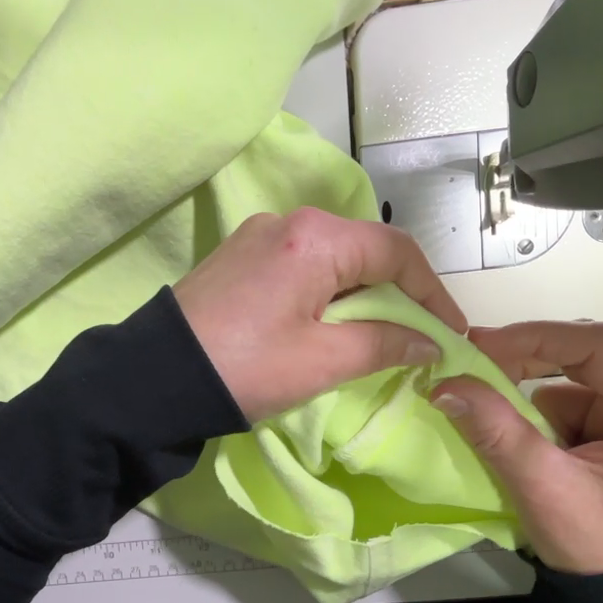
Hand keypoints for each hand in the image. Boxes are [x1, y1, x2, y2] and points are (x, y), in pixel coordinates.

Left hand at [172, 208, 464, 421]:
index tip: (449, 334)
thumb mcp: (322, 362)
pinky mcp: (233, 261)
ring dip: (358, 298)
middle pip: (363, 251)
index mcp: (314, 237)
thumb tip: (429, 343)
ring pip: (329, 261)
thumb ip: (384, 345)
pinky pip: (296, 270)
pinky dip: (322, 296)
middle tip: (414, 341)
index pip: (397, 252)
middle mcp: (286, 222)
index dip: (432, 293)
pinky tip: (324, 329)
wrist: (153, 380)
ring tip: (373, 341)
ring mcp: (254, 239)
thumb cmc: (245, 369)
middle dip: (395, 296)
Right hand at [429, 321, 602, 574]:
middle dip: (526, 363)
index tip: (477, 346)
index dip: (533, 338)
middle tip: (469, 368)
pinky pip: (572, 400)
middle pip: (587, 356)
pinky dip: (538, 415)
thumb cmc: (596, 544)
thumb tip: (445, 385)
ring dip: (529, 394)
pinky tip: (522, 440)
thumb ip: (497, 431)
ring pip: (573, 378)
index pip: (598, 346)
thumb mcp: (543, 487)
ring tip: (490, 416)